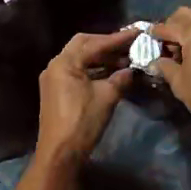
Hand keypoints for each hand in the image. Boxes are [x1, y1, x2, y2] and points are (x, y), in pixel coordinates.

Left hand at [36, 29, 134, 167]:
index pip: (95, 44)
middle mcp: (55, 66)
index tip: (136, 33)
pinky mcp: (56, 90)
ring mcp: (54, 78)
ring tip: (123, 59)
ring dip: (100, 57)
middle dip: (106, 44)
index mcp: (65, 63)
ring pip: (80, 58)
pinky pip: (76, 70)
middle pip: (83, 45)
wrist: (60, 155)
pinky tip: (110, 73)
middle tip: (127, 45)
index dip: (118, 39)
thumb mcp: (107, 97)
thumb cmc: (82, 122)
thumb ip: (120, 78)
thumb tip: (131, 70)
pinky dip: (93, 68)